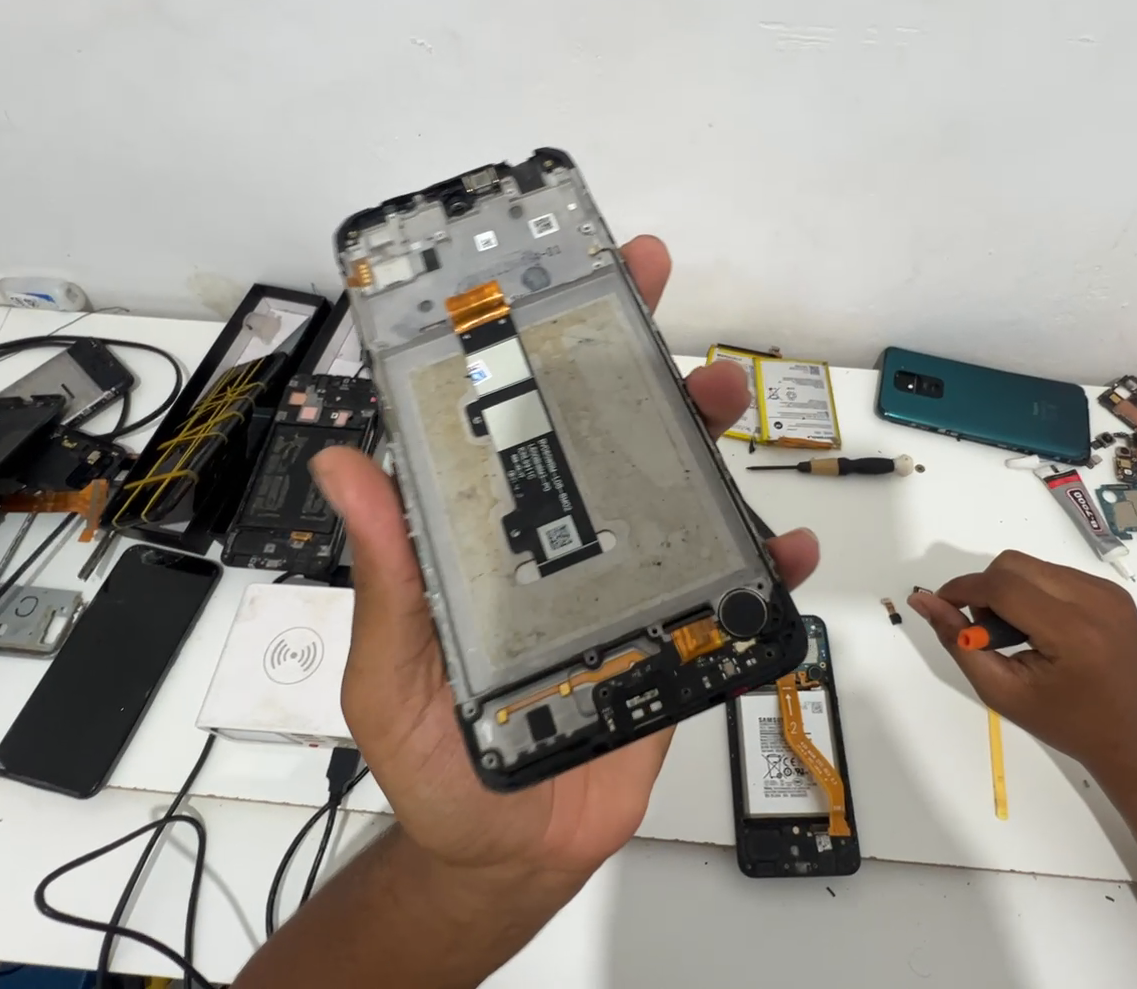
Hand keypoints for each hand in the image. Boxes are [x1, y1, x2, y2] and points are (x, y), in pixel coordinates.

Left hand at [310, 234, 819, 882]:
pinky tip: (788, 550)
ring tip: (726, 400)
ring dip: (706, 444)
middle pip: (610, 444)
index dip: (542, 357)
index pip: (520, 431)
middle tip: (665, 320)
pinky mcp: (676, 640)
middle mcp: (568, 546)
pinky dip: (767, 570)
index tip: (567, 289)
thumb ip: (389, 576)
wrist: (504, 848)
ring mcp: (628, 587)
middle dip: (641, 374)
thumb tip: (348, 471)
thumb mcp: (391, 664)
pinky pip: (731, 595)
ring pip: (677, 499)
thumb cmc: (433, 757)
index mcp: (497, 538)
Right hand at [906, 550, 1136, 778]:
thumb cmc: (1064, 723)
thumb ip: (957, 641)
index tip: (942, 607)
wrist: (1134, 739)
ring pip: (1032, 566)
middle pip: (1014, 566)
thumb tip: (921, 599)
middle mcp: (1096, 602)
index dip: (962, 590)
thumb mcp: (1000, 690)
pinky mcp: (1114, 592)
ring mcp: (1109, 593)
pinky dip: (1034, 592)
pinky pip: (1054, 573)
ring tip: (1016, 633)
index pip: (1002, 587)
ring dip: (1008, 590)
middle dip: (986, 590)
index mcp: (1072, 633)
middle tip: (986, 630)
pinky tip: (1040, 628)